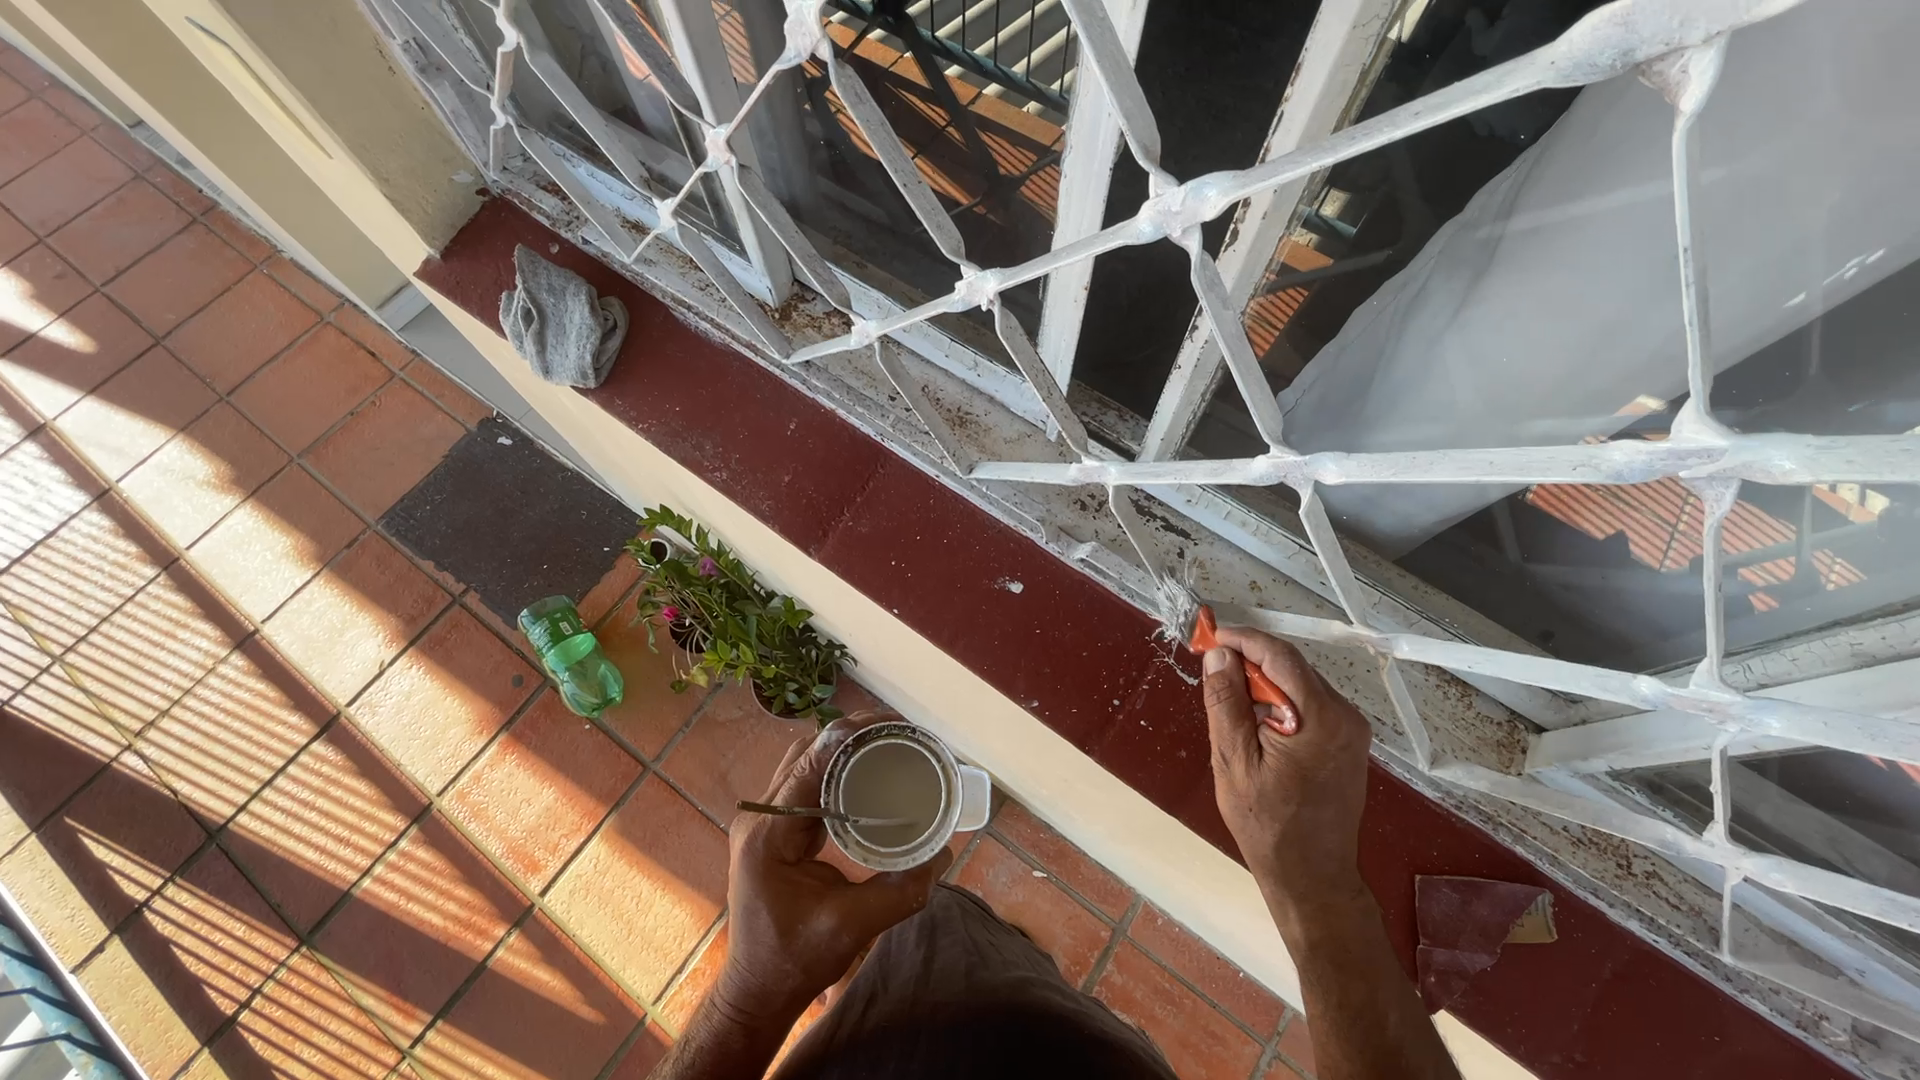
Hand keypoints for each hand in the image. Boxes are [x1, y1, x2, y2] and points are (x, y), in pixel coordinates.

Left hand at [715, 713, 951, 1022]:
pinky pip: (807, 783)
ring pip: (806, 762)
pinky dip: (837, 770)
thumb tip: (944, 853)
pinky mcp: (776, 830)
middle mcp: (762, 815)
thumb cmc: (795, 960)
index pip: (810, 762)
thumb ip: (901, 891)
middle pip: (807, 752)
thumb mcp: (852, 927)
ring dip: (844, 749)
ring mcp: (766, 820)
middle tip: (900, 733)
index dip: (851, 735)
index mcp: (770, 832)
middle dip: (853, 734)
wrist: (758, 990)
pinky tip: (868, 773)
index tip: (893, 726)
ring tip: (889, 744)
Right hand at [1203, 627, 1372, 933]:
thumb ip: (1226, 703)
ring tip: (1228, 699)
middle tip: (1210, 668)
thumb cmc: (1267, 824)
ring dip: (1263, 683)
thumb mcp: (1233, 761)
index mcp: (1321, 717)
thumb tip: (1219, 654)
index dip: (1241, 639)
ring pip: (1299, 684)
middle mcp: (1345, 715)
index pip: (1279, 655)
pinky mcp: (1347, 743)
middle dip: (1249, 661)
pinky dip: (1278, 702)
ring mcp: (1351, 730)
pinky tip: (1254, 723)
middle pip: (1291, 666)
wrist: (1313, 877)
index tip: (1207, 636)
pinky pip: (1308, 704)